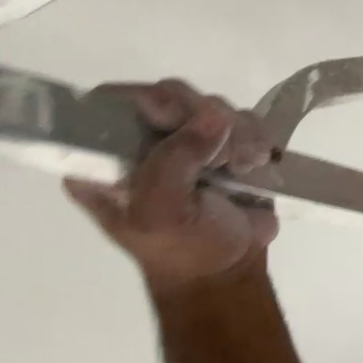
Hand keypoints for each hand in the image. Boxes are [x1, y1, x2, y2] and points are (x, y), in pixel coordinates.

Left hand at [65, 80, 280, 296]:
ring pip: (214, 104)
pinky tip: (255, 165)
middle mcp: (142, 143)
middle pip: (170, 94)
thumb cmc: (184, 249)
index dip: (144, 102)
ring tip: (242, 169)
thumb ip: (172, 165)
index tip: (176, 120)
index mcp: (104, 160)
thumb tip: (213, 118)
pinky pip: (246, 116)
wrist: (231, 268)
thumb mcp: (162, 215)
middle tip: (219, 157)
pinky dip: (258, 138)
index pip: (110, 103)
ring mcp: (187, 140)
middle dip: (204, 120)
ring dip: (238, 135)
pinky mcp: (226, 141)